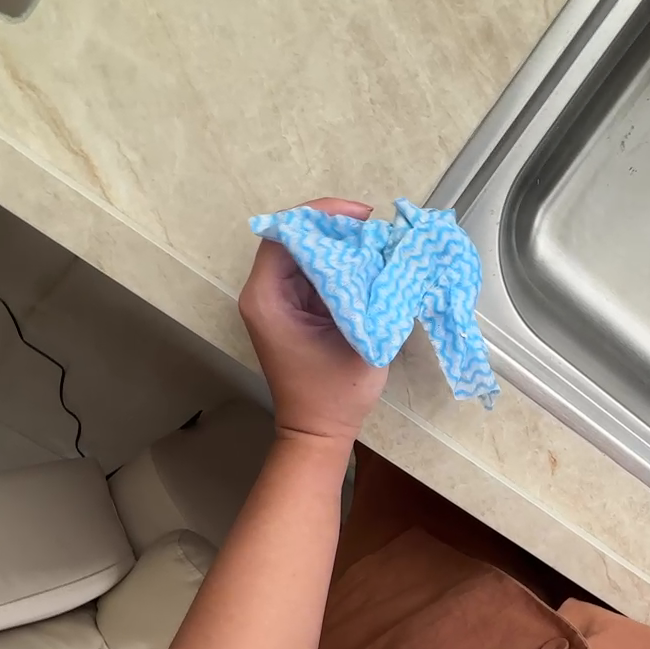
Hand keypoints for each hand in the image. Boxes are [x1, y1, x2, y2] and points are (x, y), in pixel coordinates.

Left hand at [238, 197, 388, 444]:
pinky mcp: (294, 312)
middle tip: (377, 231)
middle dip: (338, 229)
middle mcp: (265, 293)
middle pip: (296, 239)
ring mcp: (279, 302)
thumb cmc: (334, 394)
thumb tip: (384, 253)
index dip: (323, 215)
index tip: (364, 217)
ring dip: (342, 247)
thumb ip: (367, 293)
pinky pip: (315, 275)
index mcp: (267, 297)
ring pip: (308, 255)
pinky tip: (370, 268)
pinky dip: (342, 267)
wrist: (320, 433)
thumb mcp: (358, 339)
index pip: (287, 233)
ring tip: (378, 246)